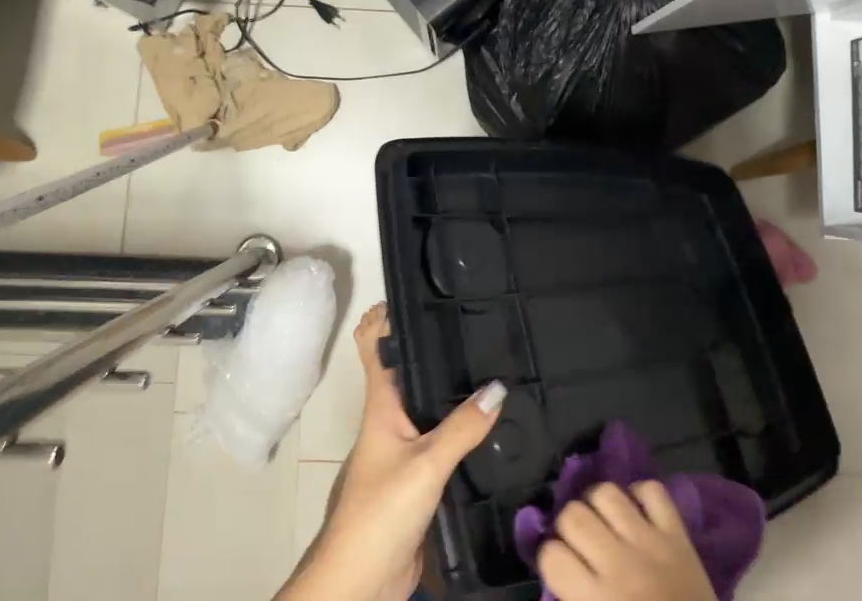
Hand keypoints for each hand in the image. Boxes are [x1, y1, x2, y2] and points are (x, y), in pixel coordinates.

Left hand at [278, 303, 505, 600]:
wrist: (363, 579)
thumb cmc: (380, 510)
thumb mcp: (425, 464)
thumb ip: (462, 428)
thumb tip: (498, 387)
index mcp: (381, 406)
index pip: (375, 345)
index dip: (386, 315)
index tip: (415, 290)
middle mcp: (391, 420)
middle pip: (410, 374)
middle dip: (435, 349)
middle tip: (477, 321)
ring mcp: (406, 451)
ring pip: (432, 408)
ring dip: (455, 391)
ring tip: (497, 365)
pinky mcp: (421, 480)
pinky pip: (447, 444)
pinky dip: (467, 431)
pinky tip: (496, 427)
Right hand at [539, 481, 716, 600]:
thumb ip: (571, 598)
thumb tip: (556, 564)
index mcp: (597, 599)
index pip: (552, 554)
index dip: (549, 557)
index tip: (558, 564)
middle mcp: (621, 564)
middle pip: (574, 515)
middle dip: (567, 526)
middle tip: (578, 542)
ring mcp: (652, 544)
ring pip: (606, 493)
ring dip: (596, 505)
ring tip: (601, 521)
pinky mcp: (678, 534)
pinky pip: (652, 491)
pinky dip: (639, 495)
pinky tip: (634, 513)